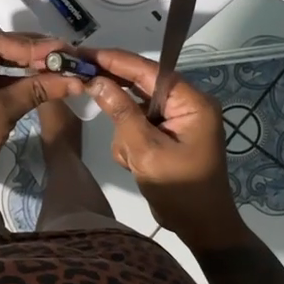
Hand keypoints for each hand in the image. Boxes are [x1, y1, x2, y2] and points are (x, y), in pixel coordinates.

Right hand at [80, 48, 246, 250]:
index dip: (115, 60)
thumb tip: (96, 81)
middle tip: (80, 79)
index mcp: (191, 102)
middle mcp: (186, 105)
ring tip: (132, 158)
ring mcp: (176, 121)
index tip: (83, 54)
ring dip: (125, 131)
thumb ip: (122, 114)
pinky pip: (137, 126)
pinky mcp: (166, 136)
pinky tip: (135, 164)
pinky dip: (129, 143)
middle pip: (141, 85)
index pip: (148, 71)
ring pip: (134, 108)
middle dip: (115, 92)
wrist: (203, 229)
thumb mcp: (147, 152)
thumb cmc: (181, 191)